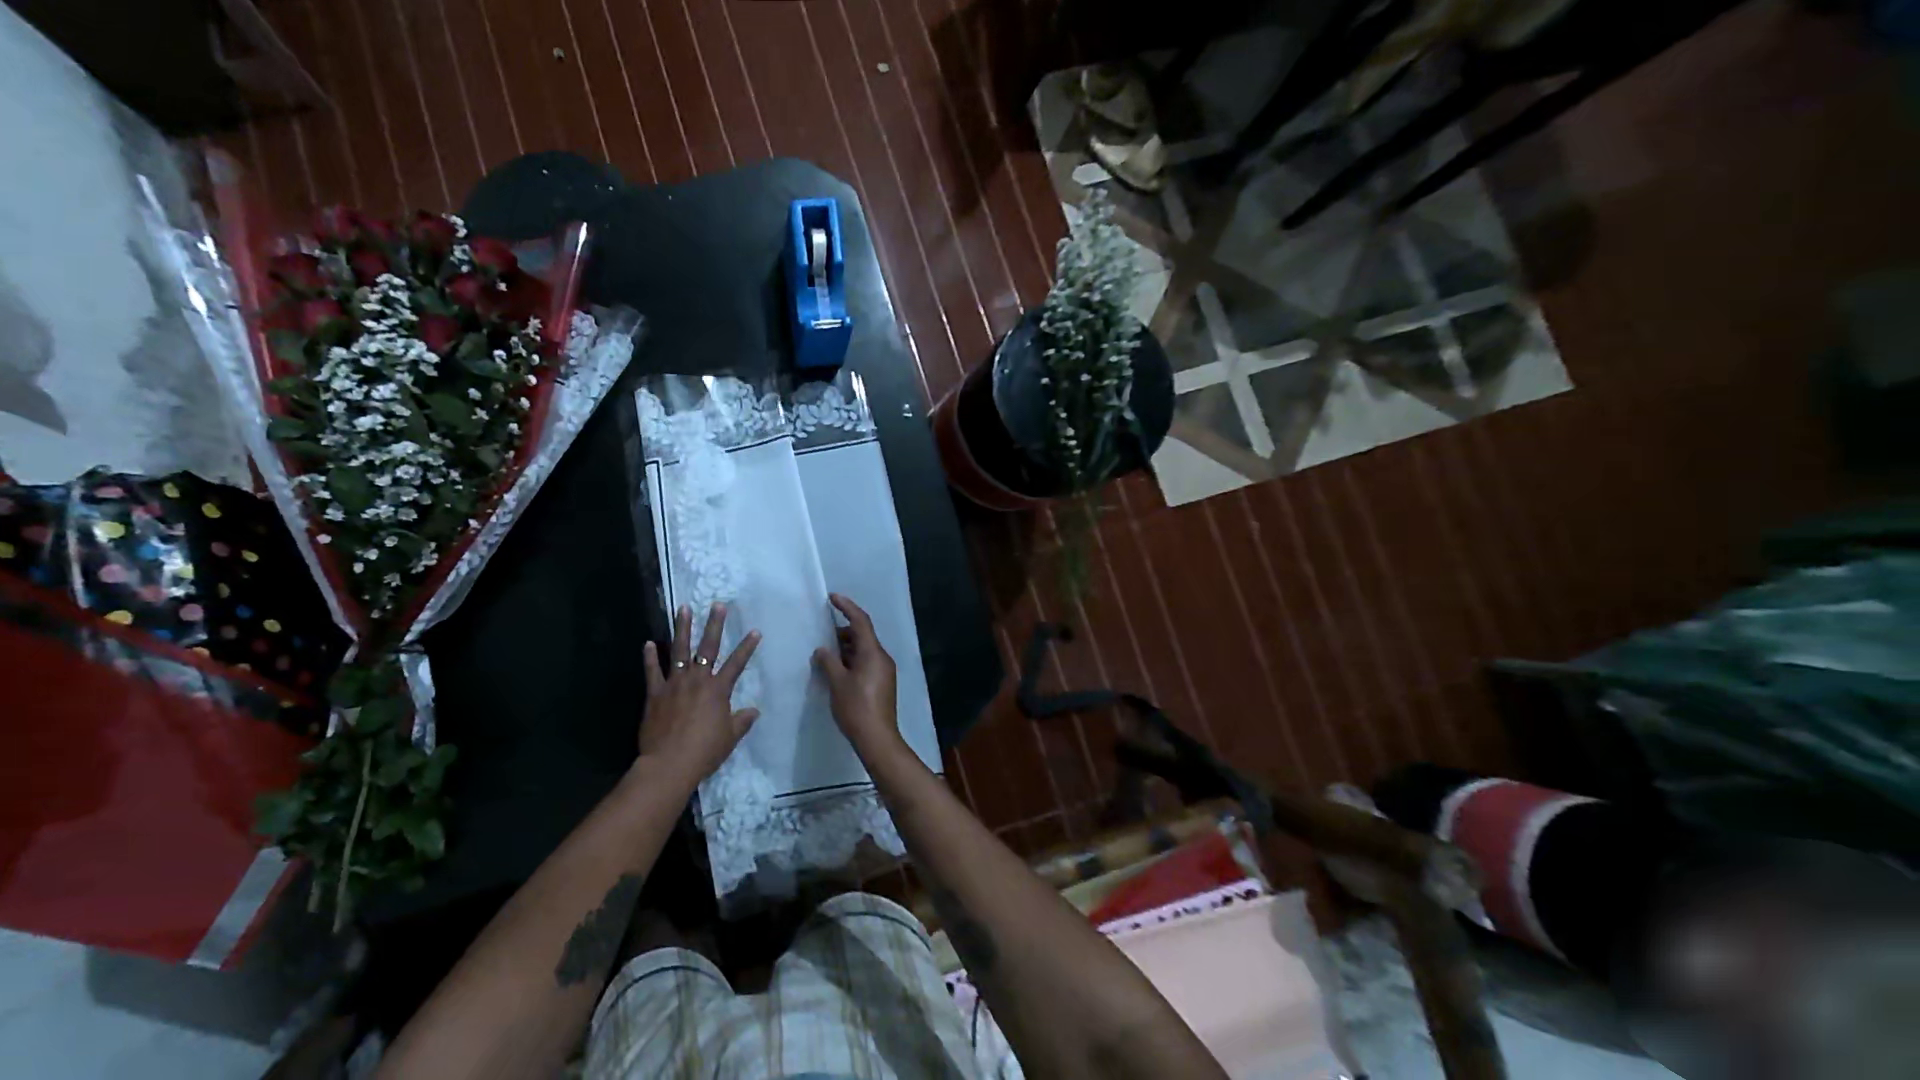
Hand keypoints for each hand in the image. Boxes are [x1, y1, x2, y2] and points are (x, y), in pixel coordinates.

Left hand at [640, 602, 760, 786]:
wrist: (670, 763)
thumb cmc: (705, 751)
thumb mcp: (730, 737)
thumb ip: (742, 721)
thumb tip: (754, 711)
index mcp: (718, 690)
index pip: (737, 663)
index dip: (747, 647)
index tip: (755, 631)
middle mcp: (697, 680)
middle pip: (707, 647)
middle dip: (714, 625)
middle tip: (717, 605)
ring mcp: (674, 684)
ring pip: (679, 650)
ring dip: (682, 629)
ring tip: (683, 609)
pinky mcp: (655, 694)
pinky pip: (652, 671)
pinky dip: (650, 657)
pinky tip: (649, 643)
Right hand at [812, 593, 900, 754]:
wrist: (877, 738)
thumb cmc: (856, 707)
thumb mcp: (837, 683)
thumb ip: (828, 662)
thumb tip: (822, 650)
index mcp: (873, 653)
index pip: (860, 621)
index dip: (846, 607)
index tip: (832, 597)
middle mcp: (882, 658)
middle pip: (863, 635)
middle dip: (843, 631)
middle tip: (822, 631)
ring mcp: (884, 671)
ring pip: (864, 650)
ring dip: (846, 647)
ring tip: (825, 652)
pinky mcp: (882, 683)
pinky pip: (866, 662)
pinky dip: (851, 660)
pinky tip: (836, 668)